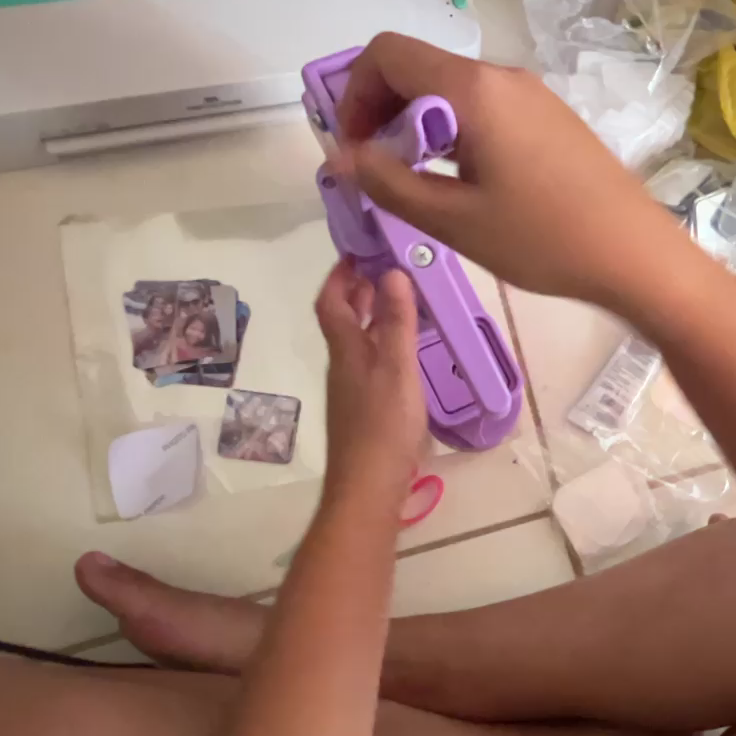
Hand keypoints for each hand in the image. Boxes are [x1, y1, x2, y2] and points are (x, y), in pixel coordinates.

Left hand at [315, 260, 426, 501]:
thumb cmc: (384, 425)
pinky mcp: (365, 408)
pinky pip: (370, 361)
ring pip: (356, 341)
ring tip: (398, 301)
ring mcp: (352, 388)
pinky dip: (382, 343)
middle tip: (383, 269)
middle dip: (356, 291)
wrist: (369, 484)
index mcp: (347, 350)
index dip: (339, 275)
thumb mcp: (397, 369)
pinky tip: (403, 351)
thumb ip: (396, 322)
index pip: (331, 302)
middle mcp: (344, 364)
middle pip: (341, 320)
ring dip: (370, 316)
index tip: (357, 251)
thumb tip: (392, 272)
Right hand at [332, 33, 706, 311]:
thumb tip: (340, 157)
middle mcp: (504, 77)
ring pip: (456, 93)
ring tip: (424, 186)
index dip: (354, 95)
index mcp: (474, 90)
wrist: (635, 254)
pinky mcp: (555, 120)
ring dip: (423, 127)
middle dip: (385, 112)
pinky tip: (471, 185)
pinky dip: (461, 135)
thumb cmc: (544, 241)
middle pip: (421, 69)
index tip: (355, 150)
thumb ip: (389, 183)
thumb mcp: (455, 220)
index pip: (387, 54)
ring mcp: (536, 96)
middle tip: (381, 173)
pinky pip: (491, 111)